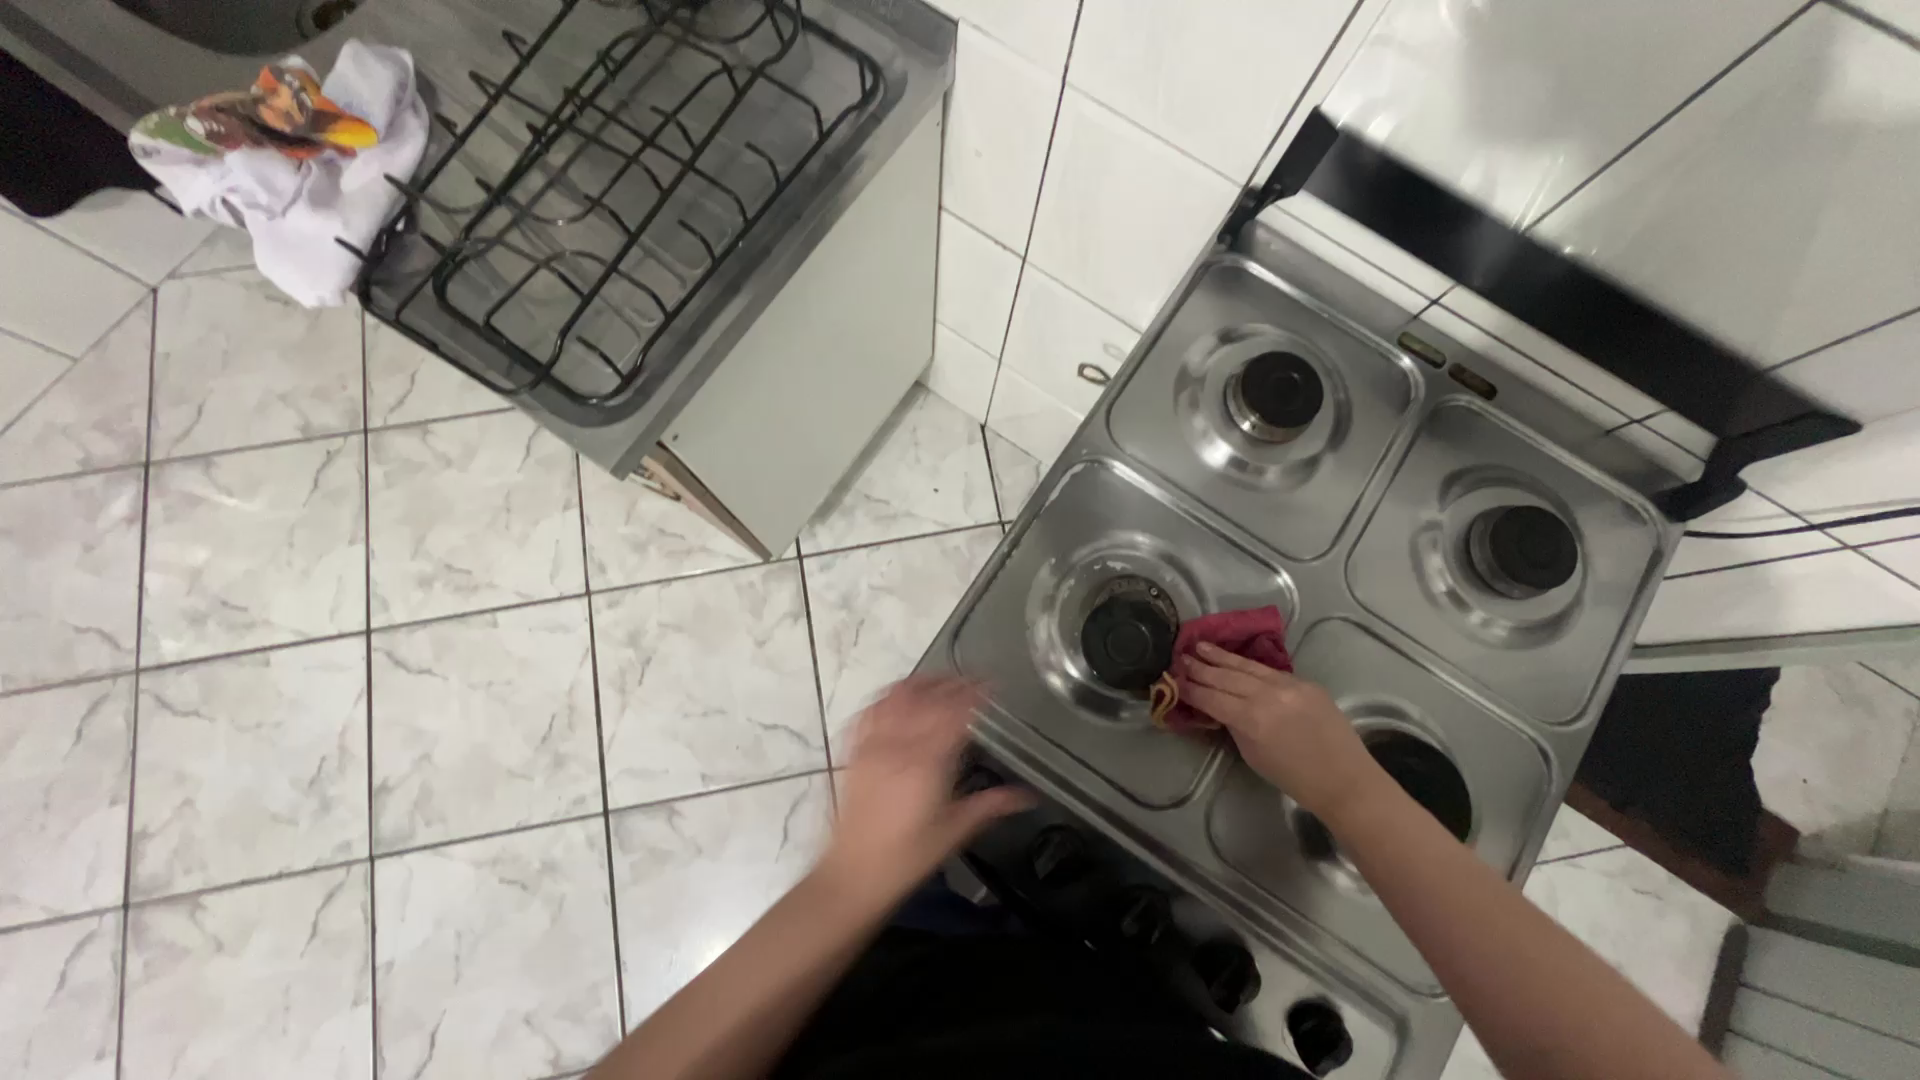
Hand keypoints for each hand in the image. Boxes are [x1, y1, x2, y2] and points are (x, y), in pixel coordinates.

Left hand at [819, 677, 1032, 906]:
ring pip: (895, 698)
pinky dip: (885, 698)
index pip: (955, 712)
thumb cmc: (909, 857)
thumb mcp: (956, 830)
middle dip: (951, 683)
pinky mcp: (854, 754)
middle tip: (971, 681)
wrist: (854, 875)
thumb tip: (1028, 796)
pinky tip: (895, 698)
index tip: (991, 685)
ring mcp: (872, 746)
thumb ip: (992, 805)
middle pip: (926, 698)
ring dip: (918, 684)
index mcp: (928, 762)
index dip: (975, 694)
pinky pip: (868, 713)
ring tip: (937, 681)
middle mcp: (898, 746)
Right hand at [1180, 643, 1384, 821]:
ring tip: (1201, 646)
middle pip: (1226, 677)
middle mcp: (1268, 696)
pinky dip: (1248, 664)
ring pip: (1247, 666)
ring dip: (1221, 656)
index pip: (1211, 698)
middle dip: (1201, 667)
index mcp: (1251, 720)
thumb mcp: (1252, 755)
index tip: (1174, 680)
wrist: (1344, 779)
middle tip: (1181, 657)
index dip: (1190, 689)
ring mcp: (1289, 686)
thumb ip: (1234, 725)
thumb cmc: (1293, 778)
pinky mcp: (1305, 683)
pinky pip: (1269, 671)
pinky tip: (1234, 659)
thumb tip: (1219, 707)